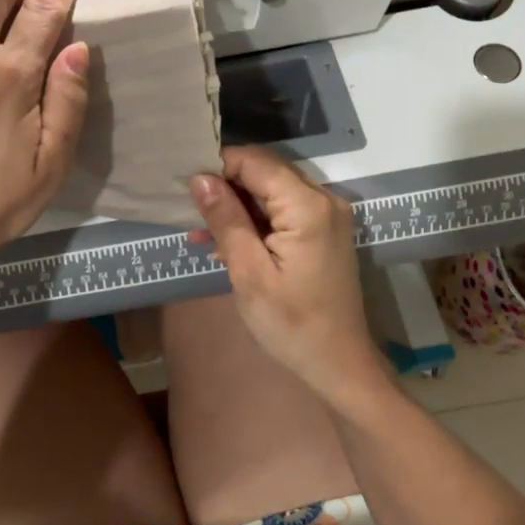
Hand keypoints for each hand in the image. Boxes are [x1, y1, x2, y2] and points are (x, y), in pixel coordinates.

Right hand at [190, 146, 385, 395]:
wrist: (337, 362)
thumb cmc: (291, 323)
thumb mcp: (248, 273)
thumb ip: (226, 220)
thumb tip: (200, 178)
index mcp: (307, 207)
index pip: (255, 162)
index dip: (218, 168)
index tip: (186, 189)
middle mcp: (323, 199)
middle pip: (265, 171)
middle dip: (225, 186)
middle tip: (189, 211)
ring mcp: (327, 215)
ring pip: (272, 189)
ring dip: (237, 204)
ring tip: (202, 232)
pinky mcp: (324, 230)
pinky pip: (283, 209)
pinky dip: (255, 219)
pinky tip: (227, 241)